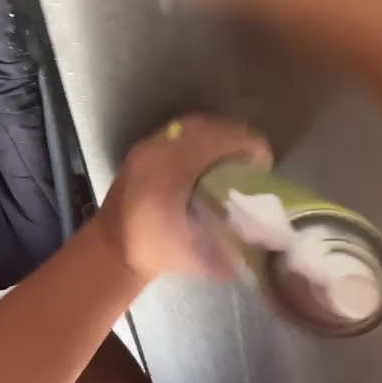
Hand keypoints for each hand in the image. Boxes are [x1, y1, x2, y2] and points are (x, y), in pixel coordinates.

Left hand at [95, 113, 272, 279]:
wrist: (111, 247)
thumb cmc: (154, 251)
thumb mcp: (198, 257)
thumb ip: (234, 251)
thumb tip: (270, 242)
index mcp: (170, 171)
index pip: (214, 140)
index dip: (245, 143)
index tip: (264, 160)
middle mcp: (156, 151)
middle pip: (202, 126)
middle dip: (234, 136)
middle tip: (254, 156)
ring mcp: (145, 148)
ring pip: (187, 126)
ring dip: (216, 134)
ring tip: (237, 156)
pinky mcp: (140, 151)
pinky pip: (174, 132)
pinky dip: (198, 137)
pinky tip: (210, 158)